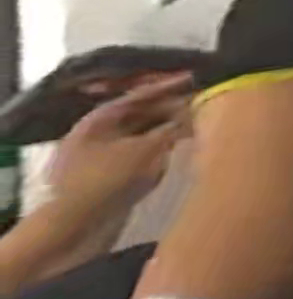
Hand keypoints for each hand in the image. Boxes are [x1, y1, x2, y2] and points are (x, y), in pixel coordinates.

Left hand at [49, 74, 192, 217]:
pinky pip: (145, 145)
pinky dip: (165, 140)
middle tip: (208, 100)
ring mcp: (103, 151)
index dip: (170, 86)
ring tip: (203, 118)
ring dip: (172, 124)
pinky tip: (188, 140)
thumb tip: (202, 106)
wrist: (77, 222)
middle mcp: (98, 132)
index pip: (139, 95)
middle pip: (143, 112)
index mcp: (97, 121)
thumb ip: (178, 124)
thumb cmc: (109, 177)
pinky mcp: (113, 168)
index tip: (199, 76)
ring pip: (146, 129)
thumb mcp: (150, 147)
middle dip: (175, 106)